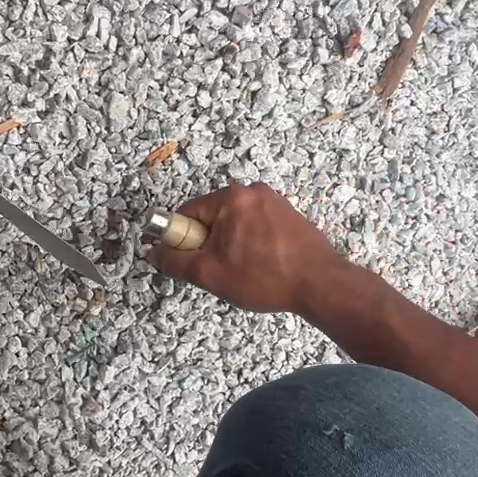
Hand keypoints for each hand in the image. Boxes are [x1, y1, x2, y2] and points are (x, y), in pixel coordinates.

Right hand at [151, 181, 351, 313]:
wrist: (321, 285)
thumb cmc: (266, 277)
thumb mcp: (208, 273)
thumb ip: (174, 261)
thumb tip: (156, 253)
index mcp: (230, 198)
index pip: (187, 213)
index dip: (184, 241)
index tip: (196, 260)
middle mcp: (252, 191)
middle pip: (210, 216)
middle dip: (209, 243)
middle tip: (222, 269)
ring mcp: (273, 200)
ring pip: (233, 223)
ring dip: (230, 245)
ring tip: (245, 269)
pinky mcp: (288, 213)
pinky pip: (255, 225)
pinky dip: (251, 243)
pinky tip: (262, 264)